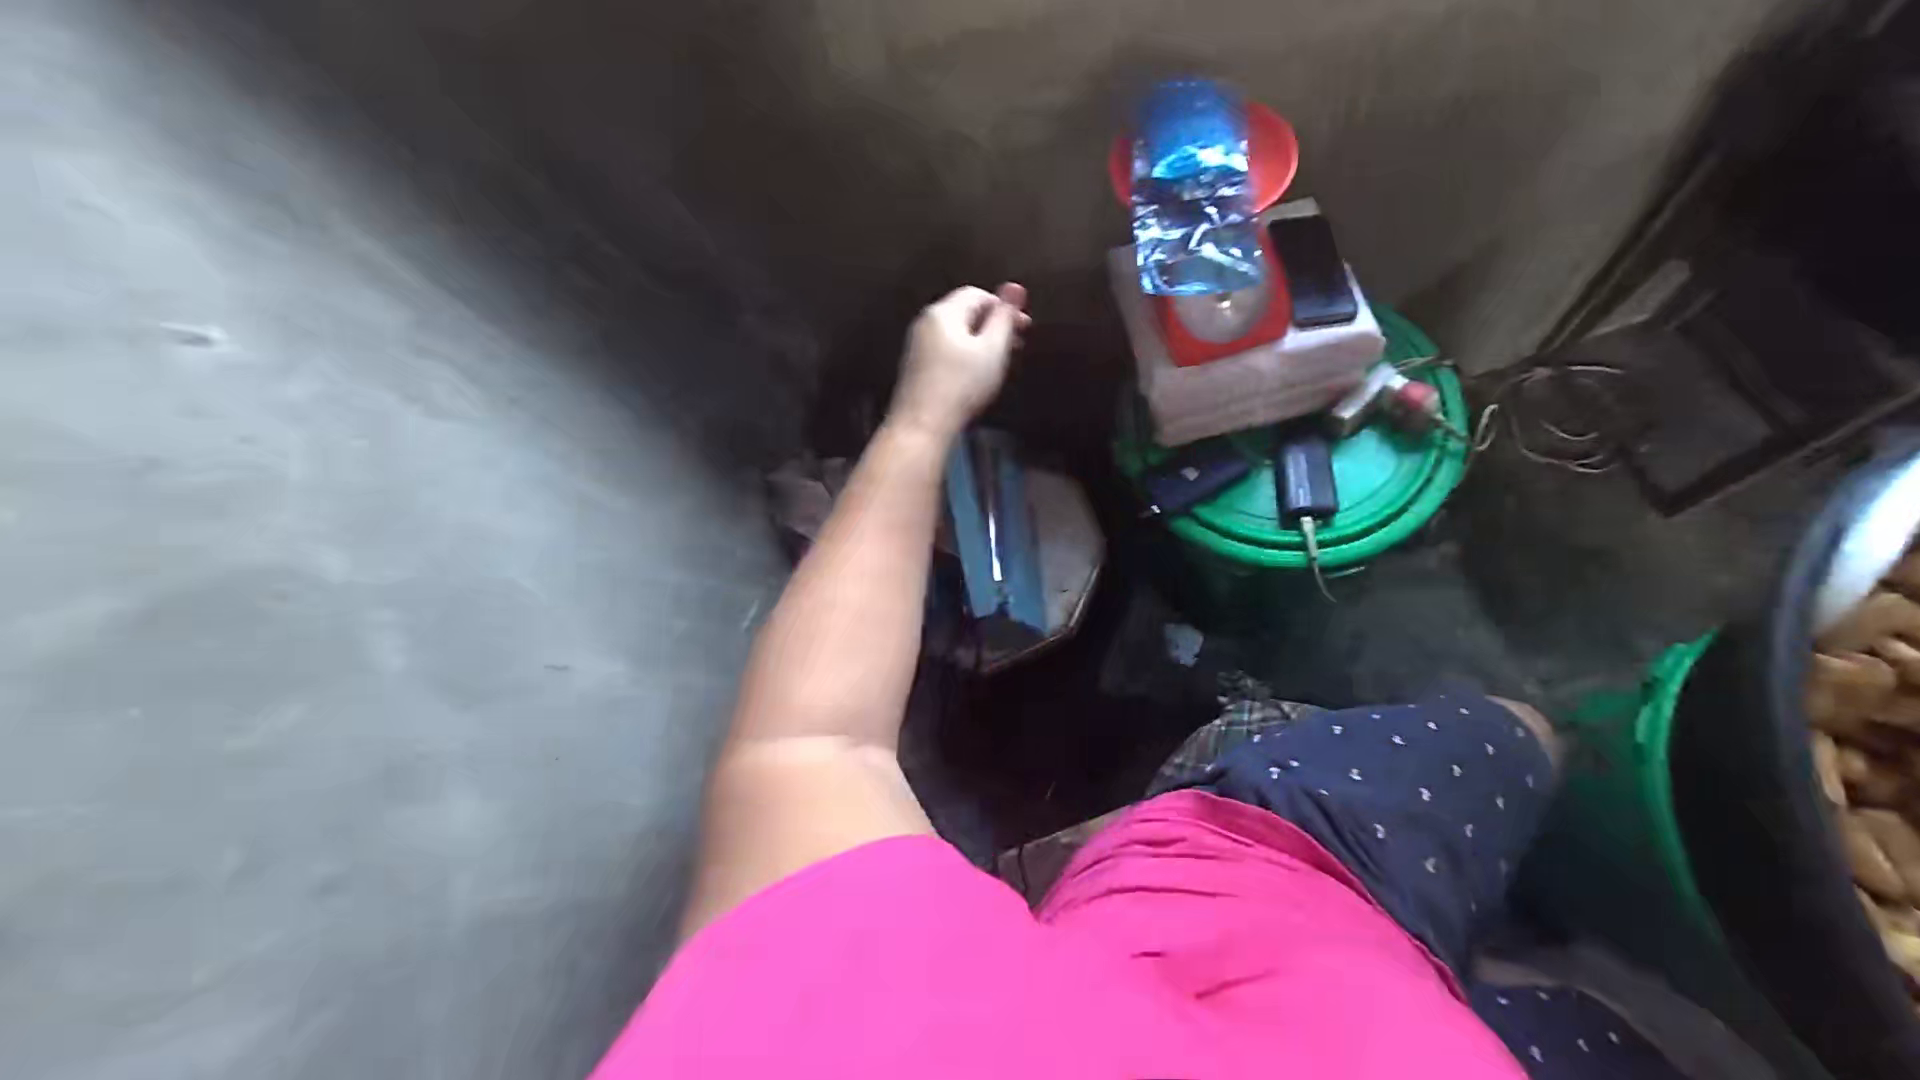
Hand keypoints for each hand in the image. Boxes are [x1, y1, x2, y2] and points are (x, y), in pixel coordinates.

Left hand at [888, 283, 1030, 440]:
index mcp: (943, 313)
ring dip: (979, 342)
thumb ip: (1004, 317)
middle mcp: (925, 323)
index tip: (1024, 326)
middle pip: (964, 313)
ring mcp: (917, 346)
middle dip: (992, 324)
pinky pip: (945, 351)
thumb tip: (1014, 287)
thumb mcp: (992, 349)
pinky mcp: (915, 368)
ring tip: (998, 361)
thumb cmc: (961, 386)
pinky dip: (964, 355)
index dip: (1003, 306)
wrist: (922, 426)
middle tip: (1016, 344)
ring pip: (955, 334)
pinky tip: (974, 375)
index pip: (977, 294)